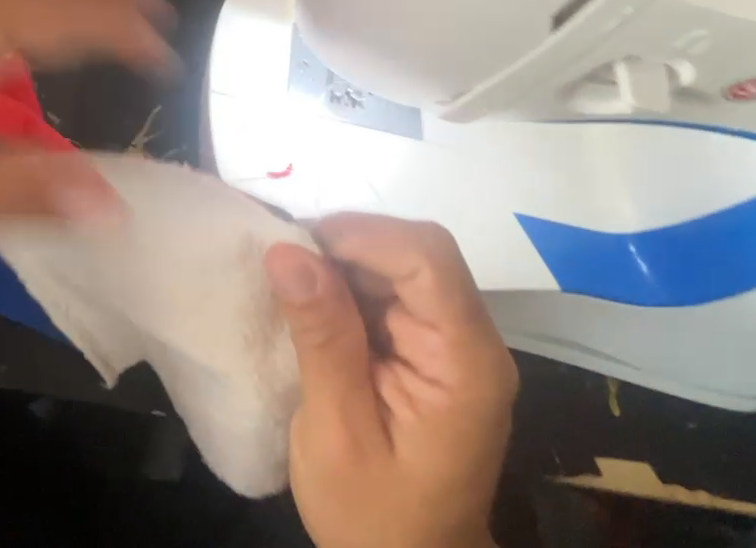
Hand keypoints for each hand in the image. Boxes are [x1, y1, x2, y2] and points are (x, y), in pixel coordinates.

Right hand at [266, 214, 517, 547]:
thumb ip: (321, 337)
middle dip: (347, 248)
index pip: (427, 259)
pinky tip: (313, 308)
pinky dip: (346, 288)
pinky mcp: (430, 350)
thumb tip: (287, 251)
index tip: (295, 246)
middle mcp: (471, 341)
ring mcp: (453, 344)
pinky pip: (390, 293)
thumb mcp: (336, 432)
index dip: (362, 236)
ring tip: (290, 288)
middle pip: (417, 254)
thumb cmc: (373, 519)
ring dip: (341, 266)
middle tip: (284, 267)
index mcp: (466, 362)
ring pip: (400, 265)